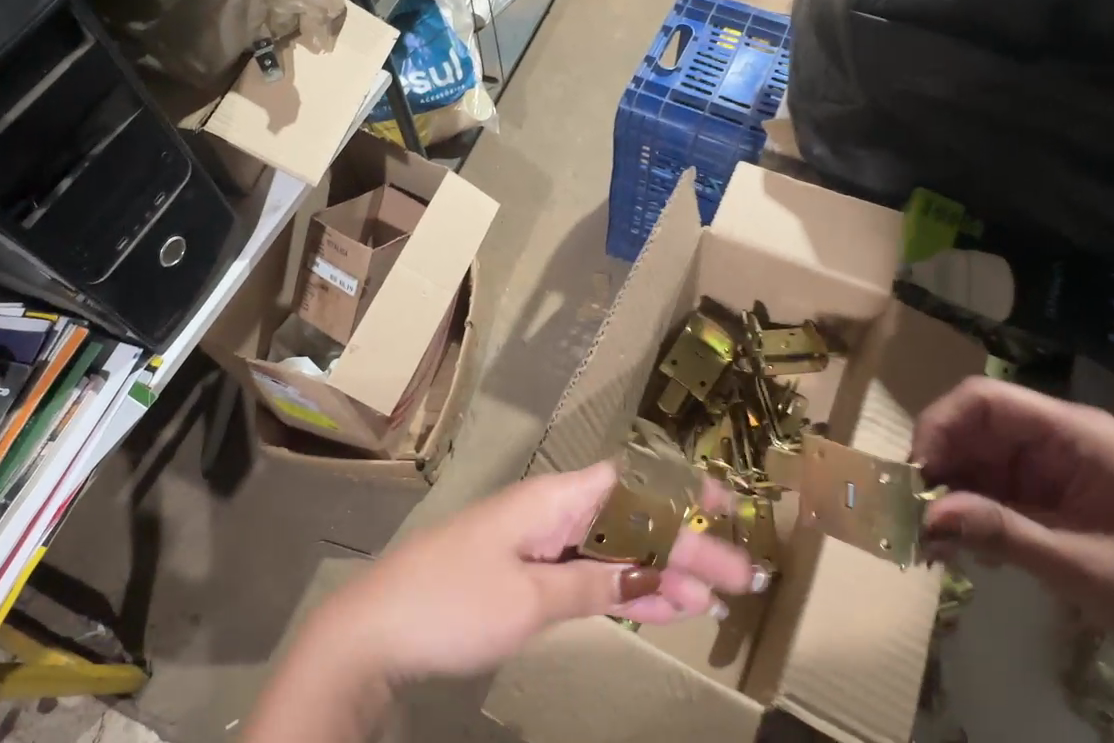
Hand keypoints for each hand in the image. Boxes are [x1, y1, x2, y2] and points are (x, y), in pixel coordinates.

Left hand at [309, 460, 761, 681]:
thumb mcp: (529, 598)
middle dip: (684, 545)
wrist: (374, 630)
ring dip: (661, 573)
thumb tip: (654, 570)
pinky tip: (663, 608)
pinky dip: (625, 592)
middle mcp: (553, 515)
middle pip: (632, 522)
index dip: (680, 490)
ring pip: (615, 553)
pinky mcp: (529, 579)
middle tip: (738, 577)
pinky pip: (590, 579)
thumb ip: (595, 583)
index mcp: (553, 500)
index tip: (727, 508)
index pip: (631, 483)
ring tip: (712, 600)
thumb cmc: (450, 602)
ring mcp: (541, 547)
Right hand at [909, 376, 1113, 670]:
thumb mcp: (1083, 566)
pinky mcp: (1049, 499)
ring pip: (975, 462)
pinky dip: (967, 516)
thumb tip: (925, 514)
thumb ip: (1003, 533)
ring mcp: (1052, 469)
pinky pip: (991, 492)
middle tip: (910, 519)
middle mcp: (1058, 439)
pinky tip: (958, 552)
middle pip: (973, 429)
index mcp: (1076, 434)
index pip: (985, 400)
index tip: (912, 475)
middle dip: (936, 468)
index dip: (938, 426)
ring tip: (930, 546)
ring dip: (946, 496)